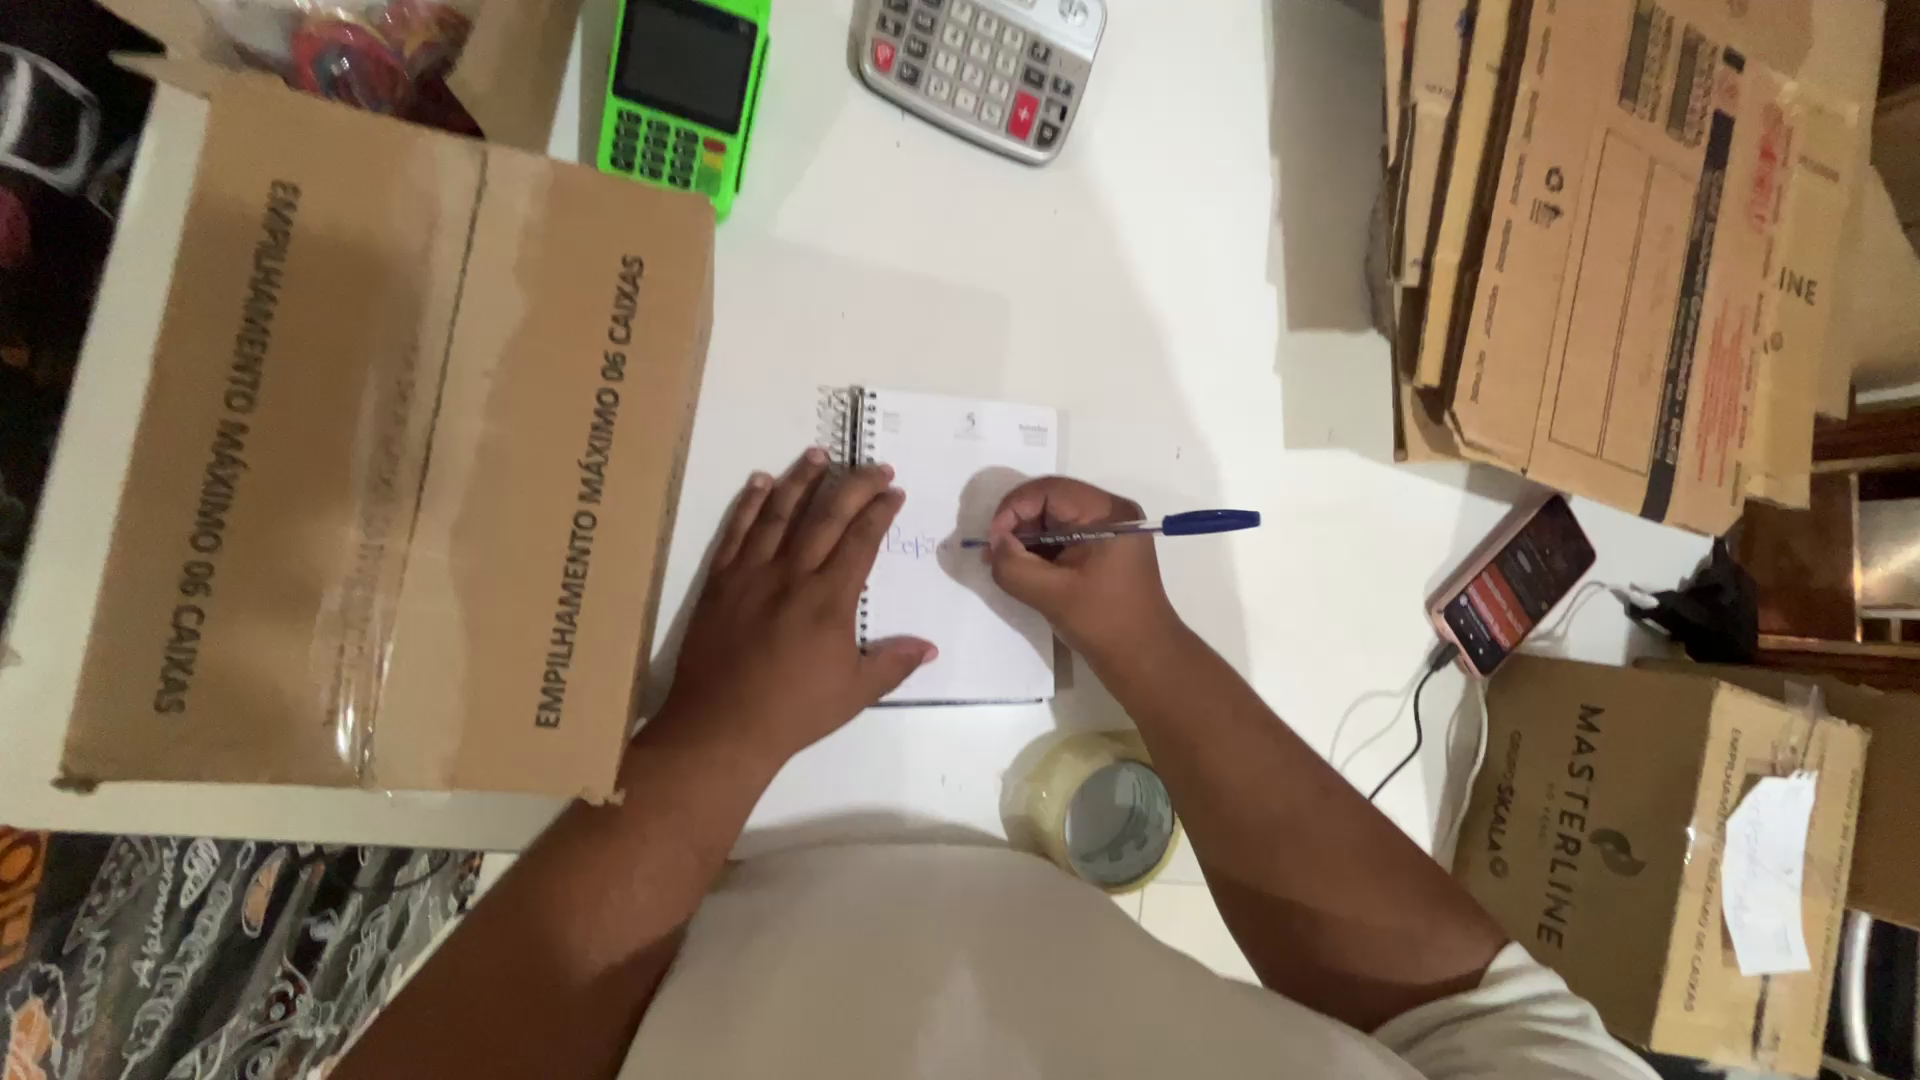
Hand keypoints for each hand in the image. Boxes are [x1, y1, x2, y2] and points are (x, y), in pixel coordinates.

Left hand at [656, 449, 936, 766]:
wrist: (721, 726)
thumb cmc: (793, 712)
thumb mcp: (855, 693)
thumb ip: (893, 664)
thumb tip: (929, 646)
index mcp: (830, 600)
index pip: (861, 540)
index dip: (880, 511)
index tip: (894, 491)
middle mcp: (793, 575)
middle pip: (827, 516)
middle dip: (855, 486)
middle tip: (874, 466)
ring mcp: (752, 574)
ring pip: (780, 513)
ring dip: (802, 480)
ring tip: (819, 454)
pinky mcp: (721, 581)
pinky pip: (737, 531)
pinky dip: (749, 503)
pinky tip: (760, 481)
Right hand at [985, 477, 1178, 660]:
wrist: (1145, 658)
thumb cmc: (1104, 623)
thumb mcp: (1051, 595)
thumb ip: (1014, 566)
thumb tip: (994, 545)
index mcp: (1107, 513)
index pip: (1049, 491)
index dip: (1013, 509)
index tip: (993, 541)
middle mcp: (1110, 512)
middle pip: (1050, 501)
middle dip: (1017, 524)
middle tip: (994, 552)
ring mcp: (1107, 530)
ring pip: (1053, 519)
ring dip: (1026, 538)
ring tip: (1003, 563)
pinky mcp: (1102, 548)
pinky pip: (1063, 536)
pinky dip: (1039, 549)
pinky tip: (1021, 568)